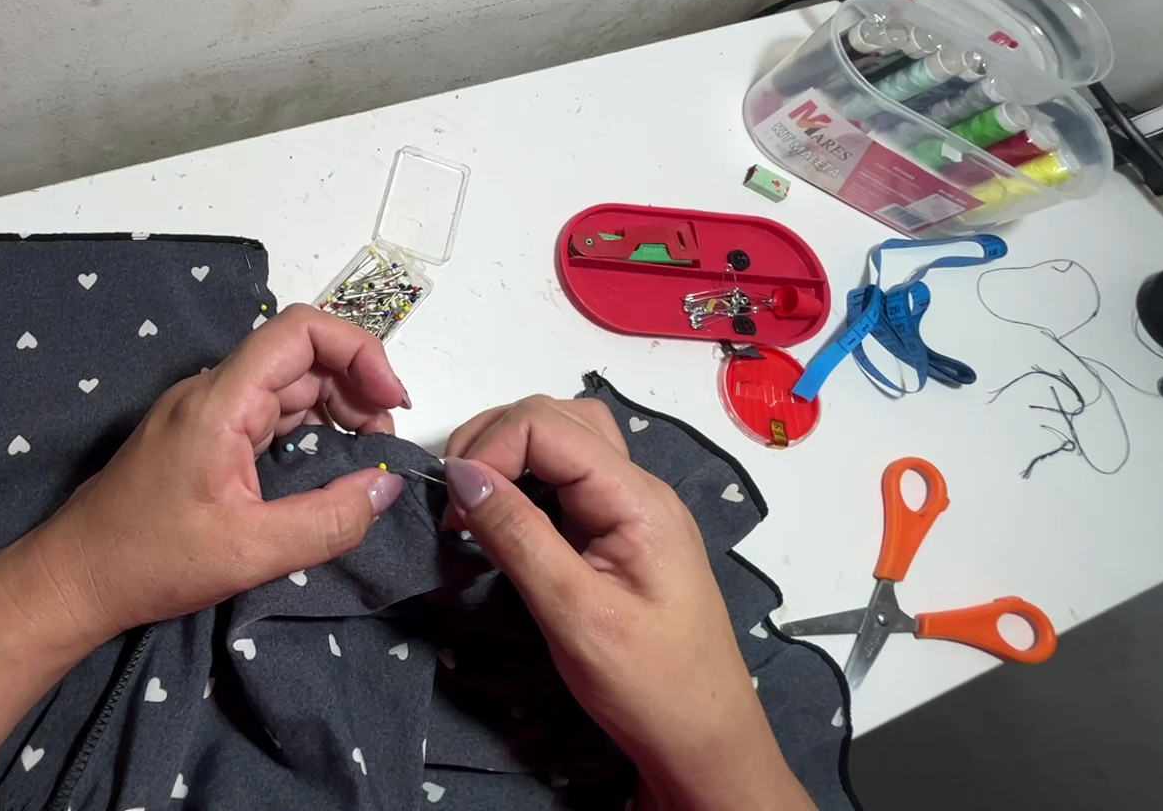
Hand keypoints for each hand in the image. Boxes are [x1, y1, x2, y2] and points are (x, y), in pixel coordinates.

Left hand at [12, 305, 411, 645]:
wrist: (75, 576)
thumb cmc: (148, 559)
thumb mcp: (249, 552)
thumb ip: (327, 520)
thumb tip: (387, 486)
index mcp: (220, 400)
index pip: (298, 331)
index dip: (357, 350)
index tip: (393, 398)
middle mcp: (215, 391)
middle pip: (300, 356)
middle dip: (355, 387)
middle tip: (382, 443)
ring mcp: (209, 411)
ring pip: (288, 384)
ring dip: (336, 409)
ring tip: (364, 455)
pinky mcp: (208, 434)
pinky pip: (270, 412)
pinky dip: (309, 430)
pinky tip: (327, 464)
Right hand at [440, 397, 811, 810]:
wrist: (706, 747)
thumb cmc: (649, 688)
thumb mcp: (574, 614)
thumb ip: (515, 534)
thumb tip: (459, 472)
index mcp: (636, 499)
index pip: (547, 425)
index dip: (490, 448)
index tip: (457, 506)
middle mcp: (634, 486)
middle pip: (553, 416)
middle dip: (491, 440)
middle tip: (458, 497)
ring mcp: (625, 503)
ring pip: (558, 435)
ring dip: (506, 451)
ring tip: (475, 494)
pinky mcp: (612, 523)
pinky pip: (560, 472)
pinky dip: (521, 476)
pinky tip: (503, 510)